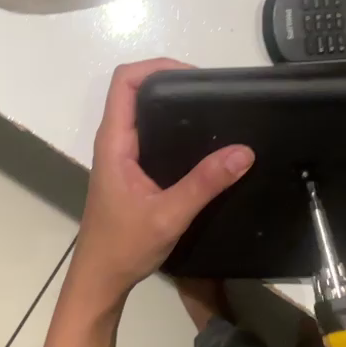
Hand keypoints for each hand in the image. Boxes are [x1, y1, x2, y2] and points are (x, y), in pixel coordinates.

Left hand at [65, 60, 253, 304]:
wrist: (101, 279)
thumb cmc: (124, 246)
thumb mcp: (169, 215)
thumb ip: (205, 183)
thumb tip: (244, 151)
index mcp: (114, 141)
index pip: (124, 82)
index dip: (157, 67)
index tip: (194, 75)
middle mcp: (115, 141)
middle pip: (136, 91)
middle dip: (172, 81)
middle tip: (213, 91)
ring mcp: (122, 155)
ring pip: (144, 112)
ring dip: (174, 104)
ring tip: (214, 110)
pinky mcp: (132, 170)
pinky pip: (152, 135)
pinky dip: (174, 128)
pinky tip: (203, 142)